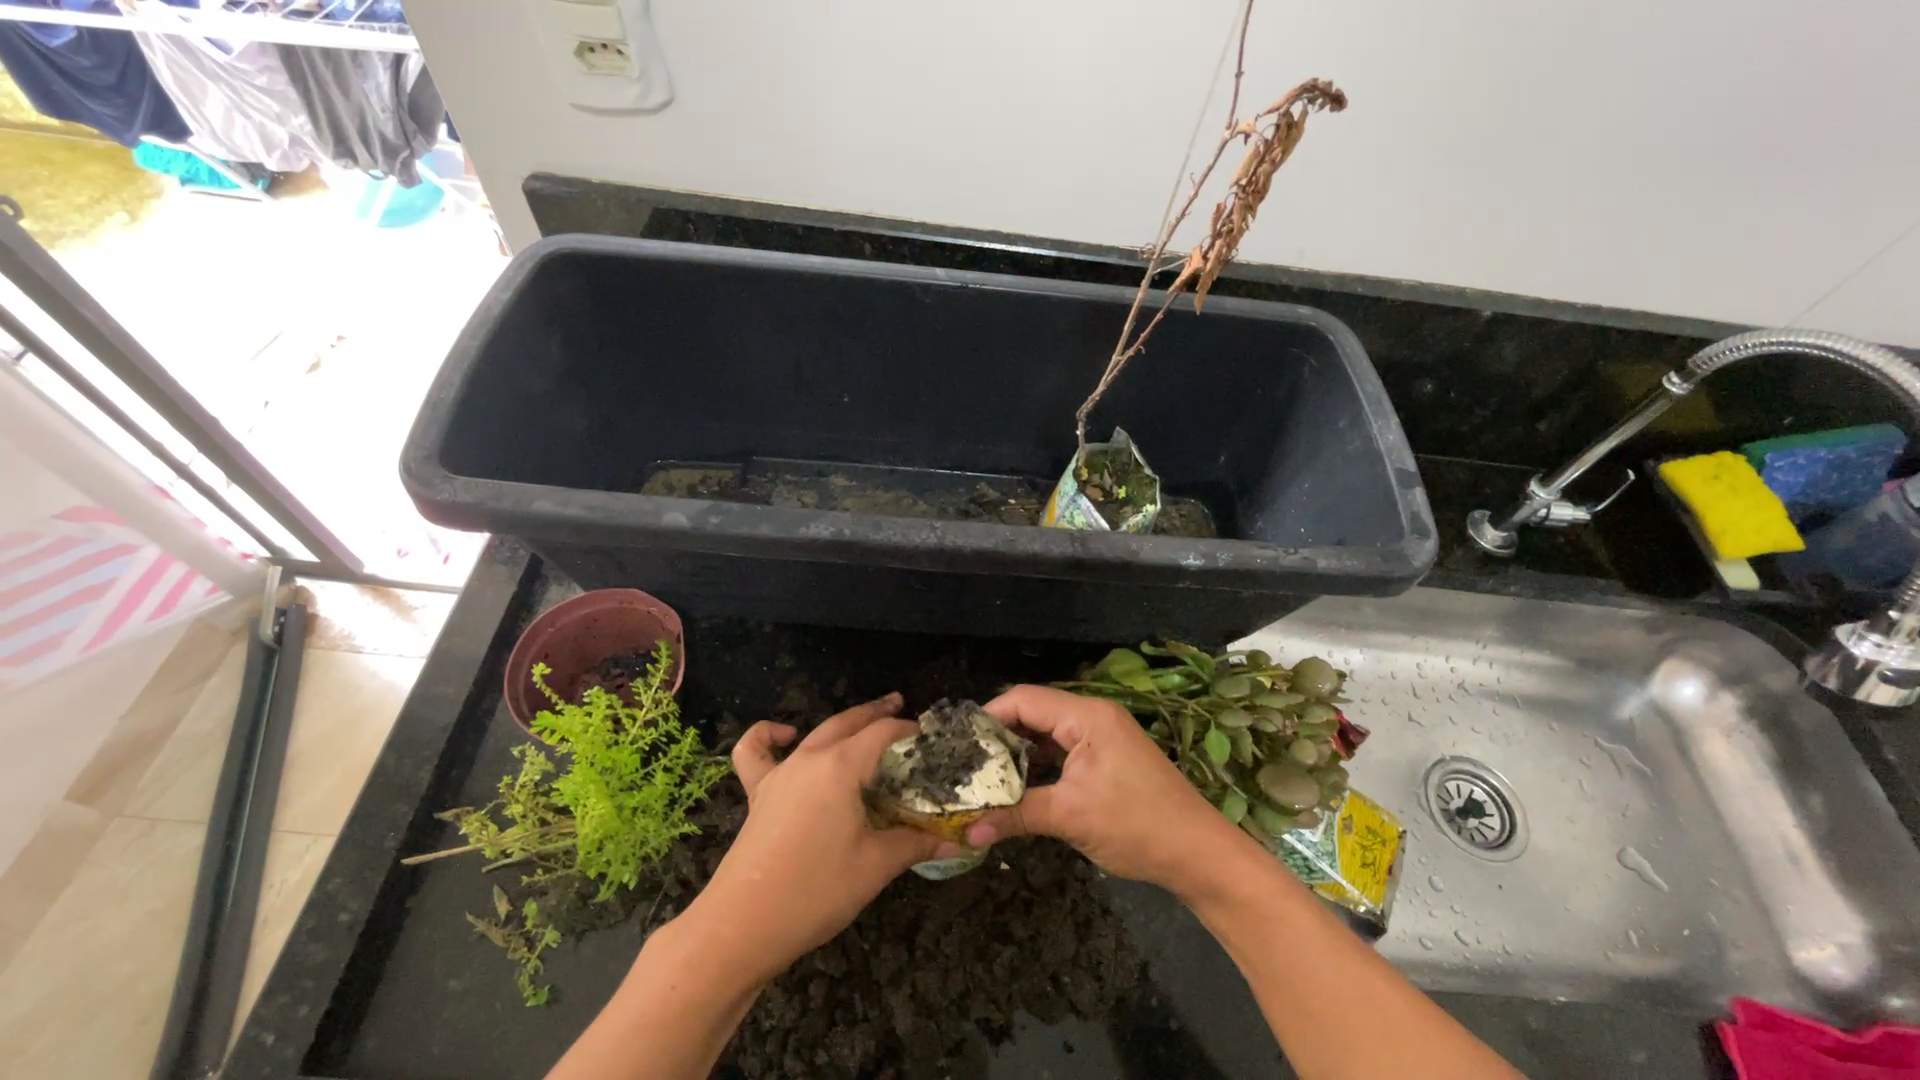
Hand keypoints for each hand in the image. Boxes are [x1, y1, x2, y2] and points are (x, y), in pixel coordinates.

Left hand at [684, 693, 948, 981]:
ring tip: (863, 720)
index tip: (927, 736)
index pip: (881, 734)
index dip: (907, 730)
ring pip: (814, 733)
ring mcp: (779, 775)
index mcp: (841, 768)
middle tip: (901, 706)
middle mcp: (809, 759)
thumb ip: (916, 845)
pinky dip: (770, 736)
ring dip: (841, 723)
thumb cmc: (816, 891)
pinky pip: (756, 752)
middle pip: (847, 723)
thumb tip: (957, 844)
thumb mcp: (876, 866)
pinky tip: (787, 738)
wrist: (743, 925)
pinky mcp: (758, 794)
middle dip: (876, 713)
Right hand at [966, 685, 1245, 896]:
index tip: (956, 744)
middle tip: (962, 763)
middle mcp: (1093, 718)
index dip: (987, 717)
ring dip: (1016, 755)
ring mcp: (1102, 738)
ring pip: (1045, 735)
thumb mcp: (1071, 817)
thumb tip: (964, 832)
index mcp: (1087, 717)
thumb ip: (1016, 816)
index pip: (1023, 699)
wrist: (1199, 854)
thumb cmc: (1137, 826)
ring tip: (979, 777)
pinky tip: (1014, 788)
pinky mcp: (1106, 760)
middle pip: (1032, 713)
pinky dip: (1037, 767)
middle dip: (997, 738)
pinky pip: (1061, 753)